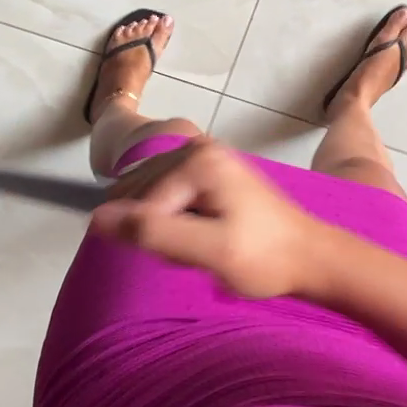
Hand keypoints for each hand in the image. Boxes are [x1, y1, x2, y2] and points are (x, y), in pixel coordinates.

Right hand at [89, 138, 332, 299]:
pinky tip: (195, 233)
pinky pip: (164, 192)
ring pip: (148, 194)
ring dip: (162, 226)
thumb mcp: (208, 251)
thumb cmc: (263, 258)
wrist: (310, 258)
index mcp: (196, 159)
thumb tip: (96, 218)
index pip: (141, 204)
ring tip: (197, 245)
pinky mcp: (206, 167)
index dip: (157, 242)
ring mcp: (201, 154)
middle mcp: (195, 146)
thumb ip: (154, 233)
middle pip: (140, 193)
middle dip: (157, 230)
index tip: (190, 260)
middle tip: (194, 252)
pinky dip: (170, 218)